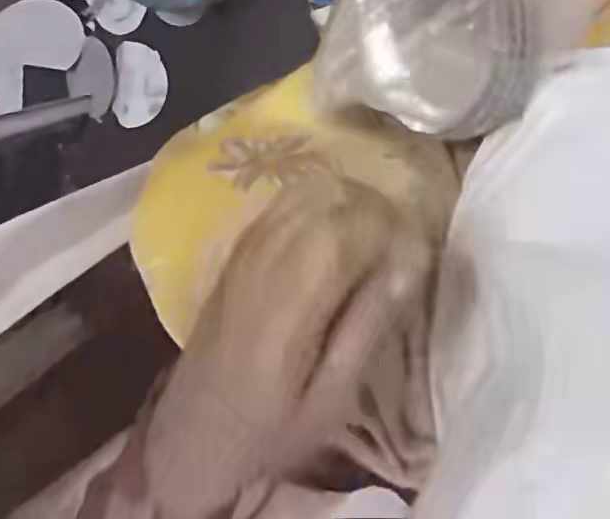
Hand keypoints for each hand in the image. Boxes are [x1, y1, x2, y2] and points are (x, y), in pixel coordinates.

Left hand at [87, 177, 431, 518]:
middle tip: (399, 250)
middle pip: (335, 196)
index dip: (392, 230)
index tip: (415, 257)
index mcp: (289, 300)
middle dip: (380, 212)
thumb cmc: (271, 425)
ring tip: (374, 238)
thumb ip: (369, 325)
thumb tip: (408, 263)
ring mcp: (252, 239)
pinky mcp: (245, 237)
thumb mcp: (330, 399)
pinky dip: (328, 197)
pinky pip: (294, 193)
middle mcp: (267, 255)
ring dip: (356, 200)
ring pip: (316, 186)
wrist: (195, 424)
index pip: (348, 229)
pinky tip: (339, 228)